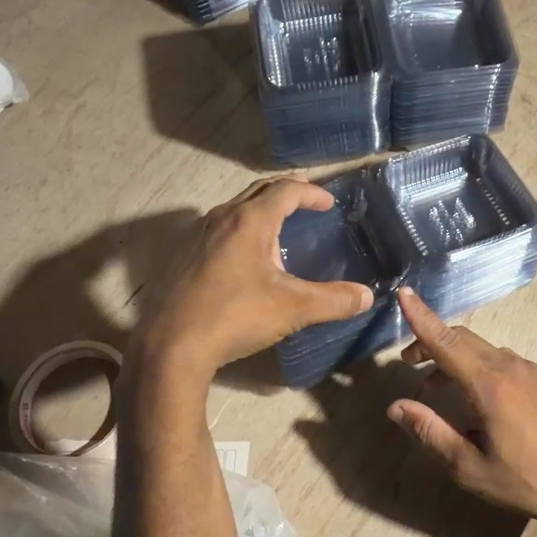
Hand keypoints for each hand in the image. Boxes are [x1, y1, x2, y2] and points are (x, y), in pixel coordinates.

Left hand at [134, 178, 374, 378]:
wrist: (169, 346)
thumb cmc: (234, 317)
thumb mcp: (292, 309)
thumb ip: (333, 300)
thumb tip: (366, 296)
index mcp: (250, 220)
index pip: (286, 190)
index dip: (311, 192)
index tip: (328, 203)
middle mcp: (221, 218)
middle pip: (258, 191)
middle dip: (285, 192)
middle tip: (306, 201)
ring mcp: (196, 236)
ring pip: (234, 209)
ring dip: (259, 211)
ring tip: (277, 229)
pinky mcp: (182, 257)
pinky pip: (217, 229)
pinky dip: (239, 230)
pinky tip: (243, 259)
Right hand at [388, 289, 536, 536]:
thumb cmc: (526, 480)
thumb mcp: (470, 467)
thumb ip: (431, 432)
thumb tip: (396, 407)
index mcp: (488, 384)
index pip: (446, 341)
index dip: (421, 316)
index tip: (403, 293)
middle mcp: (508, 366)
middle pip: (461, 339)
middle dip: (431, 343)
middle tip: (409, 364)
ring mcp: (528, 370)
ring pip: (480, 349)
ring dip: (453, 358)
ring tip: (435, 390)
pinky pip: (498, 361)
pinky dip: (475, 367)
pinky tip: (472, 401)